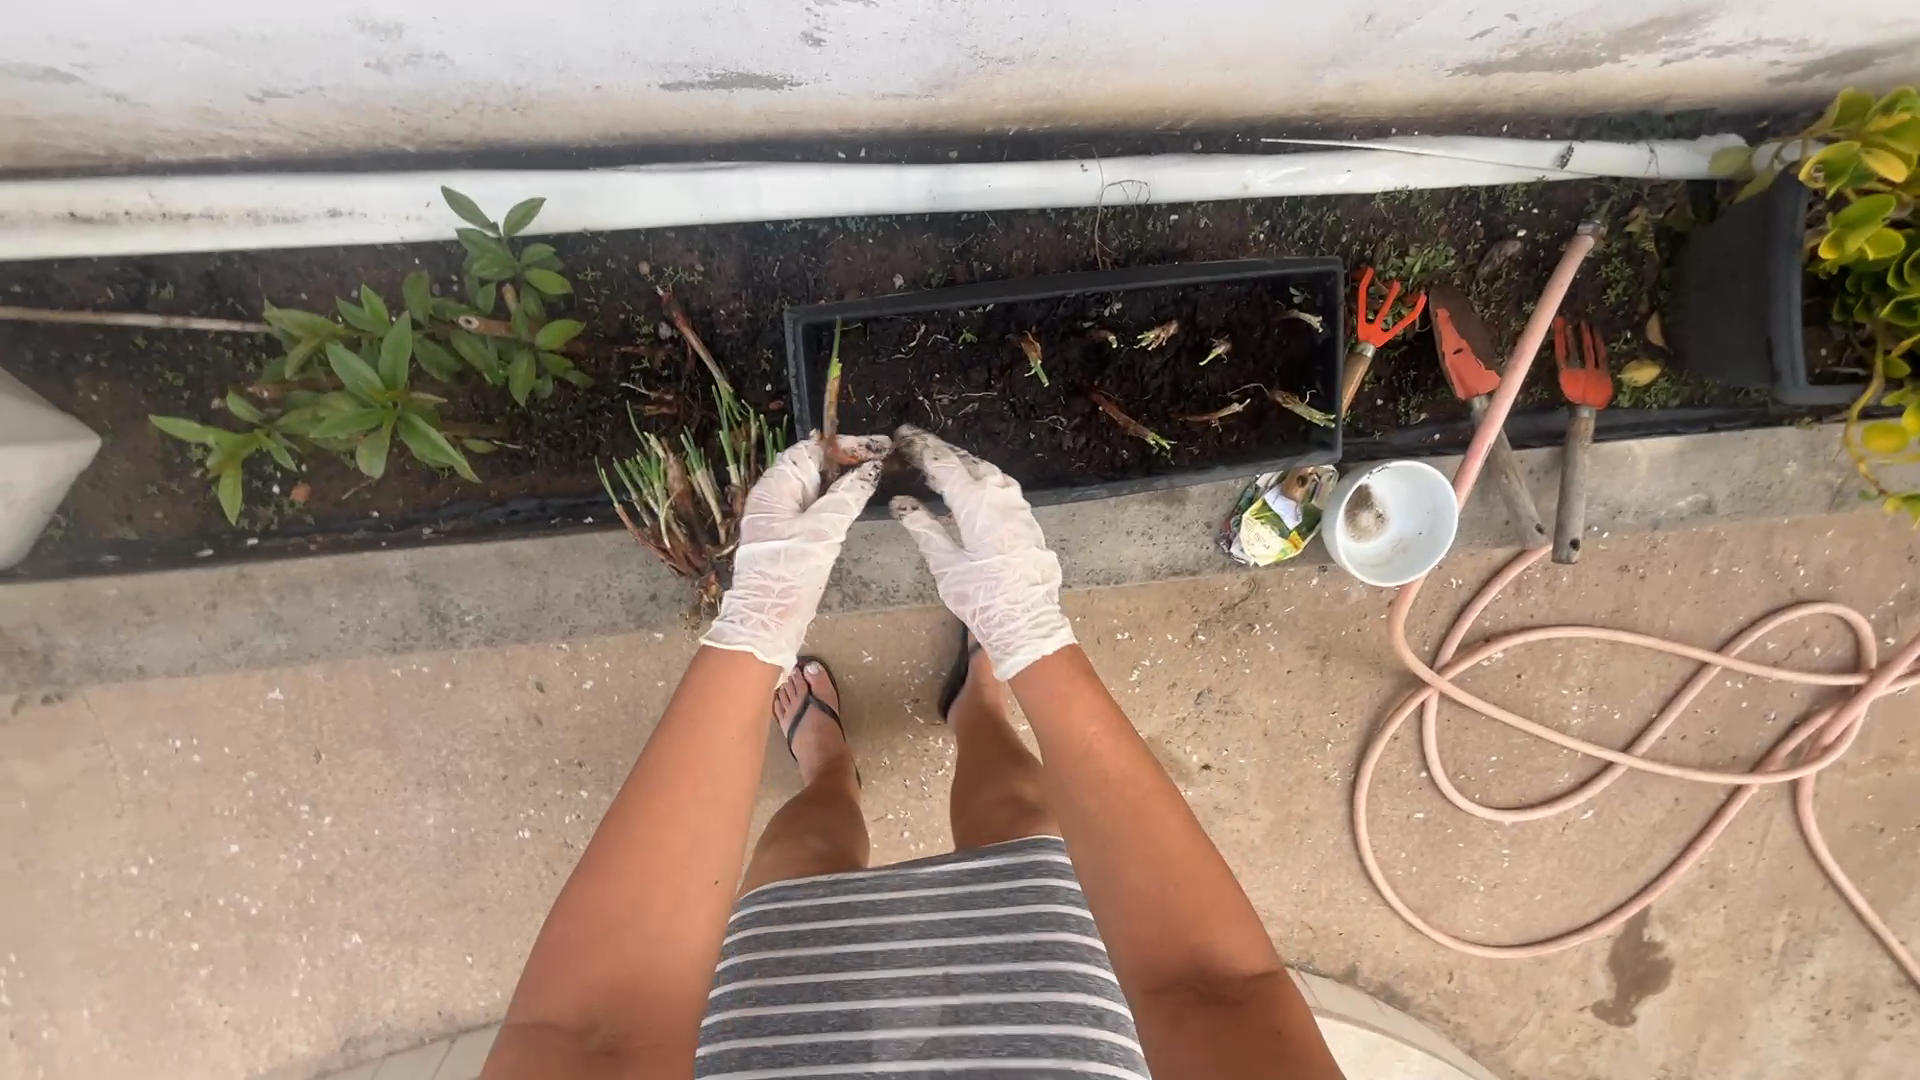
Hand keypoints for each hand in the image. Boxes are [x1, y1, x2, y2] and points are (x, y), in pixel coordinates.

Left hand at [701, 434, 890, 670]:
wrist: (767, 622)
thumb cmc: (789, 574)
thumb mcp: (823, 531)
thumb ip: (847, 496)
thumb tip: (871, 469)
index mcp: (774, 489)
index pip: (809, 450)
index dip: (843, 445)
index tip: (878, 447)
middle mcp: (774, 498)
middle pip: (812, 466)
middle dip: (847, 460)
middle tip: (883, 458)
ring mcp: (781, 518)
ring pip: (816, 488)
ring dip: (844, 480)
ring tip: (875, 475)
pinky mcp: (790, 537)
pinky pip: (814, 508)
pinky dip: (836, 501)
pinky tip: (855, 502)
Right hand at [889, 425, 1074, 679]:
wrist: (1027, 622)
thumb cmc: (983, 597)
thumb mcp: (945, 565)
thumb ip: (924, 528)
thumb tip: (901, 502)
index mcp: (976, 504)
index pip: (944, 465)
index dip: (922, 448)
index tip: (904, 437)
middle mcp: (1000, 497)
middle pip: (968, 462)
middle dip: (942, 450)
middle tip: (918, 443)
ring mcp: (1018, 507)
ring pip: (990, 472)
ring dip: (965, 463)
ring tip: (943, 461)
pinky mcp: (1027, 519)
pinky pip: (1002, 486)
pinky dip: (983, 478)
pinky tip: (974, 485)